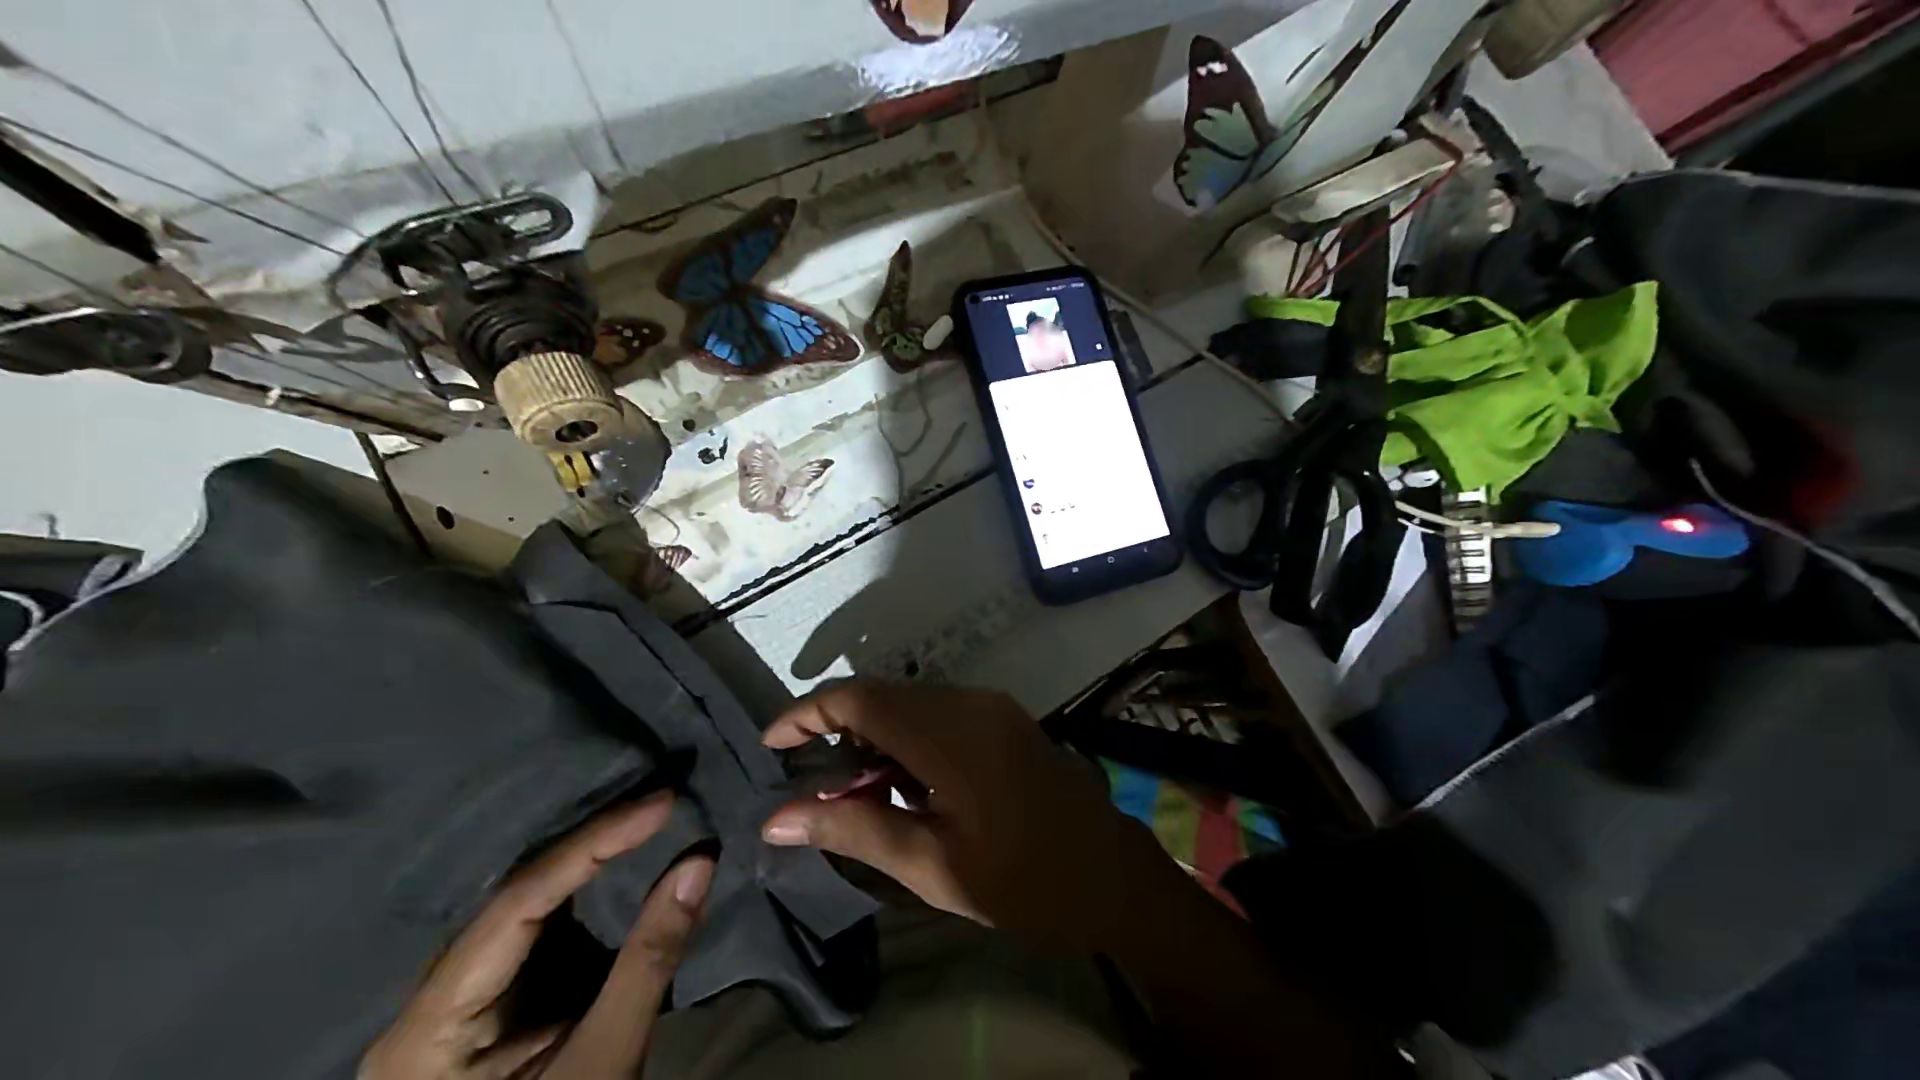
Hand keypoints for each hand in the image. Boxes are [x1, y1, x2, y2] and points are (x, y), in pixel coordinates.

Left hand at [361, 792, 712, 1079]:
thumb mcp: (604, 1062)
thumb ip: (650, 959)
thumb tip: (700, 862)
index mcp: (430, 1024)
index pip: (519, 900)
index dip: (594, 843)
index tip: (662, 804)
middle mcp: (428, 998)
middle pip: (514, 895)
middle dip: (591, 844)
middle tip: (658, 805)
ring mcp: (453, 1001)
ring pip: (522, 908)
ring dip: (587, 863)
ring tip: (645, 823)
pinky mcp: (483, 1006)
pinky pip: (532, 931)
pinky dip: (580, 896)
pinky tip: (615, 865)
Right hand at [762, 683, 1402, 1078]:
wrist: (1113, 878)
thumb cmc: (1022, 881)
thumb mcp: (931, 865)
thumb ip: (853, 831)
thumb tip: (777, 818)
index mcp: (949, 732)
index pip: (859, 699)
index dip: (807, 713)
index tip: (772, 746)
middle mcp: (969, 702)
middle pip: (882, 695)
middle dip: (837, 728)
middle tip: (811, 784)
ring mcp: (991, 705)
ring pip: (909, 702)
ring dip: (873, 735)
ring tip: (855, 793)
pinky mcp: (1003, 718)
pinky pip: (938, 712)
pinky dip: (906, 738)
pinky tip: (903, 785)